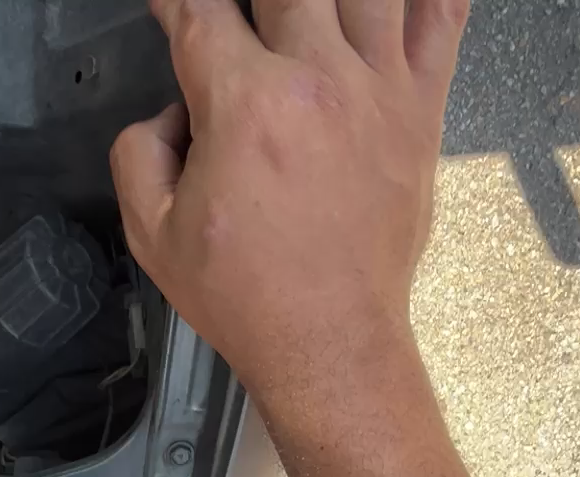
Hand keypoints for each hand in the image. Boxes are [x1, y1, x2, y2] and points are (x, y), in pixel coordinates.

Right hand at [112, 0, 467, 409]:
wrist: (326, 339)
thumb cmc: (241, 295)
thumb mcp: (153, 239)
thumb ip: (137, 157)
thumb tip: (168, 115)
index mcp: (245, 106)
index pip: (201, 13)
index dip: (176, 1)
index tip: (168, 5)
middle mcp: (317, 76)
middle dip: (249, 0)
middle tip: (237, 26)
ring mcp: (379, 86)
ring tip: (296, 19)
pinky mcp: (421, 109)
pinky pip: (441, 14)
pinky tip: (387, 6)